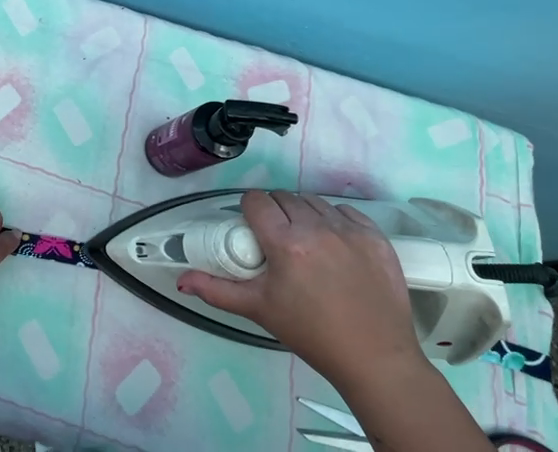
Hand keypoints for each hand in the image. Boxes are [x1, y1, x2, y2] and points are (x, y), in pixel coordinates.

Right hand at [177, 190, 422, 384]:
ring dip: (304, 213)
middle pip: (284, 198)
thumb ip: (216, 290)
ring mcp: (350, 231)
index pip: (256, 201)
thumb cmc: (311, 333)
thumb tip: (181, 281)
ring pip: (314, 202)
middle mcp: (317, 229)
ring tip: (305, 240)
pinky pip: (347, 212)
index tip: (251, 228)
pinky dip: (335, 220)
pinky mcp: (377, 238)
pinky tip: (333, 242)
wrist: (375, 359)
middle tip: (276, 239)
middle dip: (275, 211)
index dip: (249, 211)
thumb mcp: (258, 310)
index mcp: (285, 243)